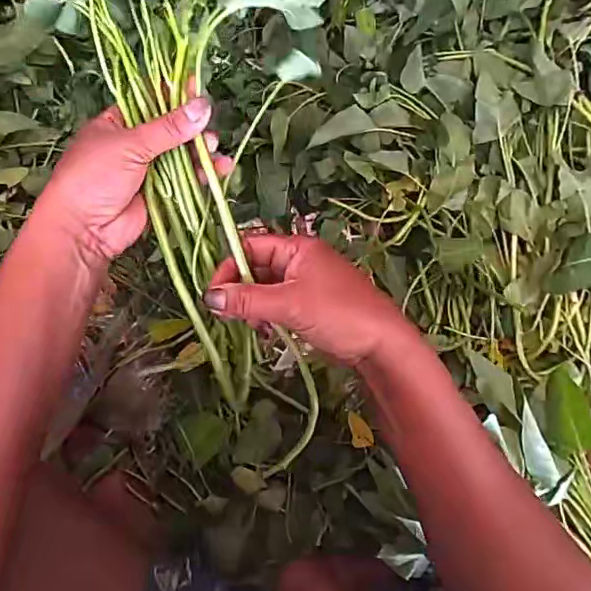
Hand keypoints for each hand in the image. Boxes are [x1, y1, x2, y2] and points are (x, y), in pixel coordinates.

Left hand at [30, 96, 230, 264]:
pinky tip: (220, 168)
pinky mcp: (160, 193)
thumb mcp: (129, 145)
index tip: (197, 86)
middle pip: (171, 129)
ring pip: (182, 155)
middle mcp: (134, 144)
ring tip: (213, 149)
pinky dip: (203, 174)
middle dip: (192, 127)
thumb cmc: (93, 177)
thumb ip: (168, 128)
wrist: (83, 229)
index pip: (150, 100)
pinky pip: (186, 180)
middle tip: (208, 126)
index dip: (174, 93)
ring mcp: (148, 169)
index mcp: (118, 122)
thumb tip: (202, 107)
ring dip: (200, 151)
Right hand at [203, 234, 418, 364]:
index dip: (229, 267)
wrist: (382, 344)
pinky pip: (278, 304)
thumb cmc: (339, 314)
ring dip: (252, 305)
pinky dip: (266, 315)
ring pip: (265, 288)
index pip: (250, 246)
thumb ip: (248, 300)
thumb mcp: (289, 305)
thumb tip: (209, 297)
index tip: (213, 294)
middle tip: (226, 314)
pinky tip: (264, 331)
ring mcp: (306, 283)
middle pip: (256, 267)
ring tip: (249, 324)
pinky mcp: (310, 305)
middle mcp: (300, 260)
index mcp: (297, 247)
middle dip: (239, 289)